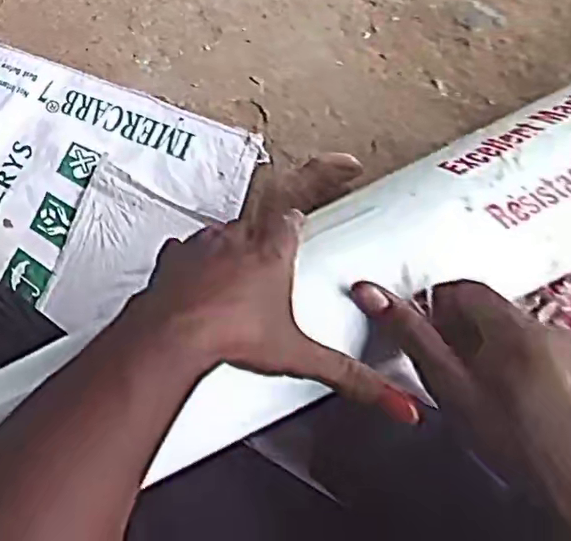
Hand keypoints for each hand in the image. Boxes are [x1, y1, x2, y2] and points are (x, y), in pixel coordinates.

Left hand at [114, 154, 421, 425]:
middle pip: (260, 206)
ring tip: (250, 270)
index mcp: (269, 253)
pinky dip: (204, 257)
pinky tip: (211, 277)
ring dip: (241, 242)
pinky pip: (193, 246)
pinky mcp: (174, 254)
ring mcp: (200, 243)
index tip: (338, 168)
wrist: (172, 331)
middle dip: (279, 206)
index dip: (318, 183)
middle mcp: (233, 239)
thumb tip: (398, 402)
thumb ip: (352, 375)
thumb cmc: (227, 334)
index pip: (296, 208)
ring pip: (226, 230)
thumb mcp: (298, 355)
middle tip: (291, 206)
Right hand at [351, 280, 570, 540]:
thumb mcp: (449, 387)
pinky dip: (537, 380)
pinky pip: (560, 367)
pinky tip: (527, 416)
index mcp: (520, 330)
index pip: (460, 288)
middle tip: (453, 372)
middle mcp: (563, 340)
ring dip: (501, 358)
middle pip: (495, 314)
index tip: (426, 335)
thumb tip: (372, 295)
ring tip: (490, 399)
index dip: (434, 309)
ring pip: (527, 342)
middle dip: (466, 335)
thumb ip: (409, 332)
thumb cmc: (528, 455)